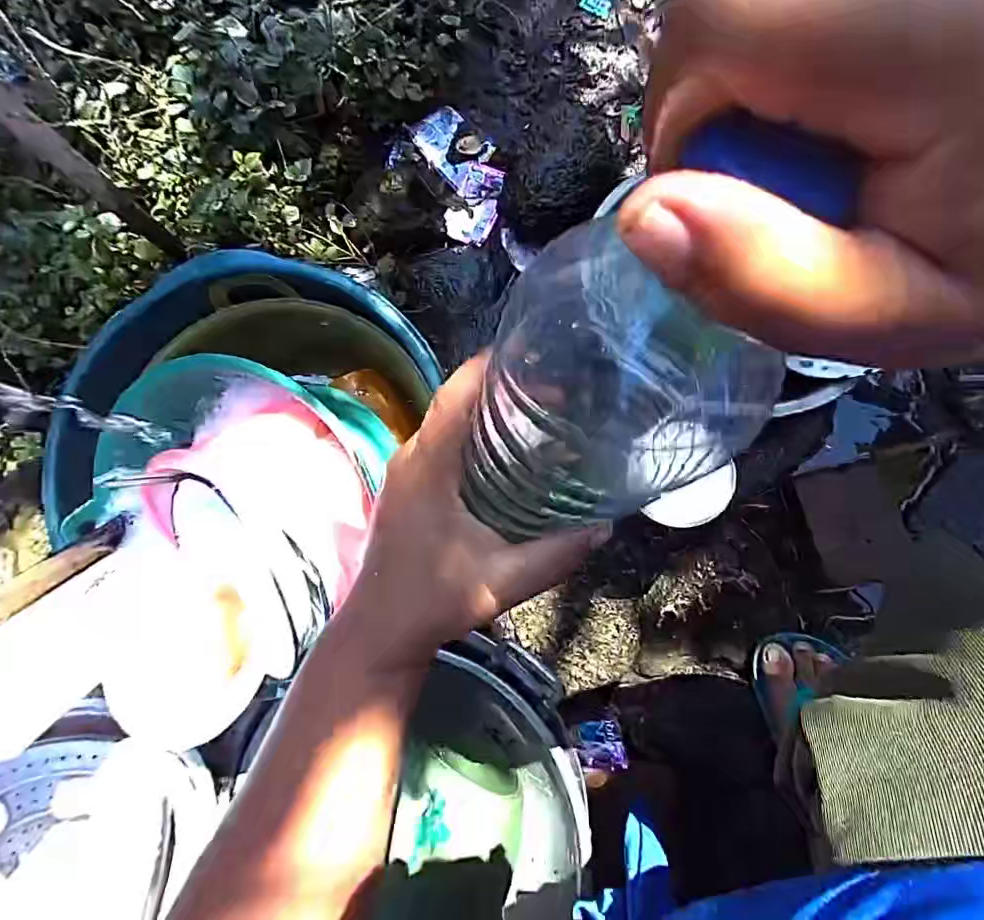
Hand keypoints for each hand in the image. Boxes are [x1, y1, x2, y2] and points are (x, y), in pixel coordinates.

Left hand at [334, 356, 606, 666]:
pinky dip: (479, 429)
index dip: (492, 366)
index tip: (535, 353)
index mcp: (428, 467)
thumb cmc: (432, 602)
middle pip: (456, 399)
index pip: (456, 395)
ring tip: (542, 408)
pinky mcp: (410, 482)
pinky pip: (445, 438)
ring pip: (450, 417)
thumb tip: (605, 527)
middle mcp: (412, 456)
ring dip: (492, 407)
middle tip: (557, 387)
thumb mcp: (500, 582)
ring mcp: (407, 468)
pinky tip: (513, 446)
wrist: (378, 631)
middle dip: (504, 385)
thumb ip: (555, 555)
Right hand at [620, 0, 983, 364]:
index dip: (692, 110)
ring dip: (776, 50)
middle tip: (805, 159)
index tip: (743, 183)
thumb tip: (640, 215)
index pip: (721, 9)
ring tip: (864, 116)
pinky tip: (890, 61)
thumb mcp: (879, 319)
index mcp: (966, 10)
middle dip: (726, 84)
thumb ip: (757, 278)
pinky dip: (819, 7)